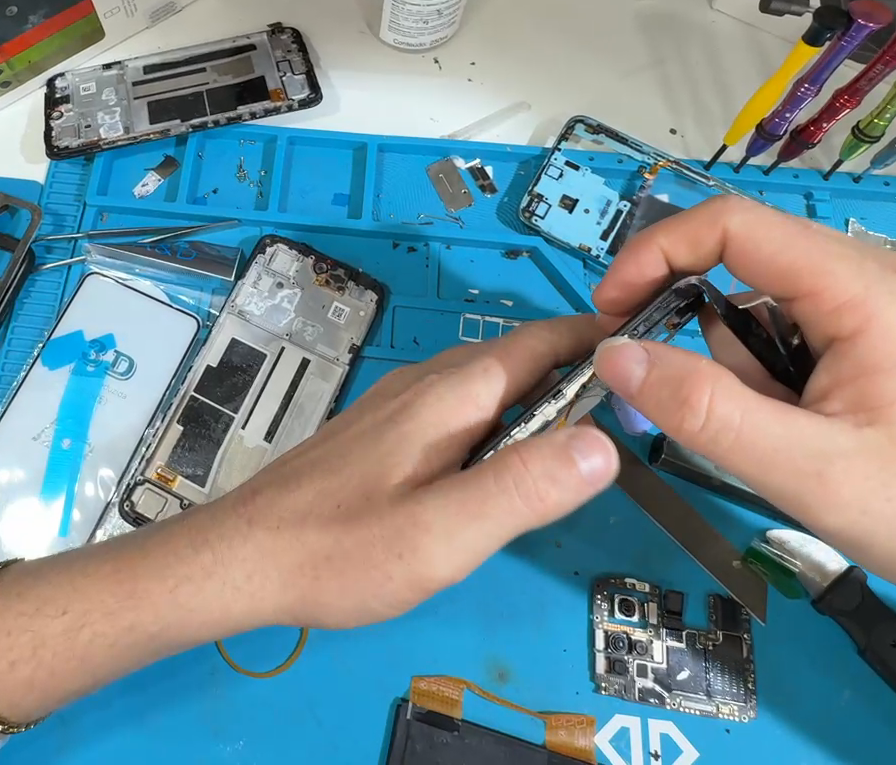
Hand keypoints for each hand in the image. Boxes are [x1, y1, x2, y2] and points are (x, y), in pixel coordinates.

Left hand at [204, 317, 620, 630]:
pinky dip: (496, 421)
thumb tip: (604, 442)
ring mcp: (397, 403)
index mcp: (449, 394)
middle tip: (627, 416)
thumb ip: (523, 488)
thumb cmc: (344, 548)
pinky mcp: (380, 430)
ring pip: (483, 384)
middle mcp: (424, 383)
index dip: (595, 340)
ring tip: (575, 445)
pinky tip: (495, 466)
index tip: (648, 355)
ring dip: (535, 400)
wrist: (247, 554)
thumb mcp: (444, 534)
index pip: (537, 343)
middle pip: (513, 360)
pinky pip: (454, 408)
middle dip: (573, 374)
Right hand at [587, 196, 895, 643]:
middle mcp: (873, 278)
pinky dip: (762, 375)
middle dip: (695, 327)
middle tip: (680, 393)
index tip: (609, 312)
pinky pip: (783, 331)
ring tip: (776, 431)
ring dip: (735, 364)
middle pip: (737, 264)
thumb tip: (608, 352)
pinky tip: (796, 426)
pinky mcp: (876, 338)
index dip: (654, 254)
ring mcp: (879, 307)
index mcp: (865, 288)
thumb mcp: (804, 471)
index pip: (730, 224)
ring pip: (754, 303)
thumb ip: (700, 408)